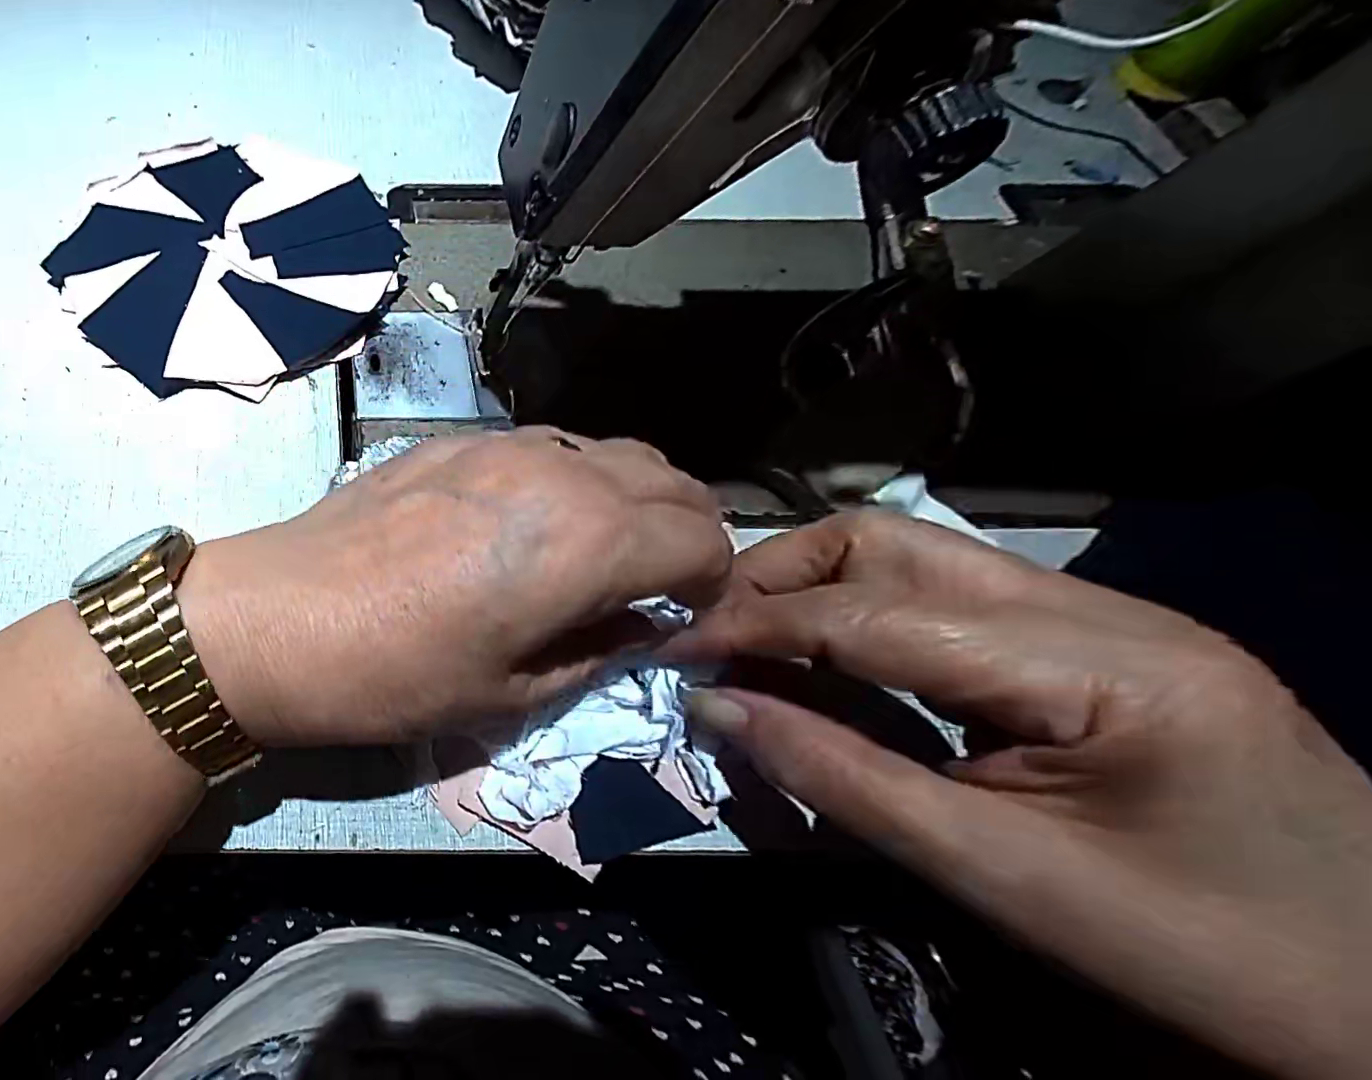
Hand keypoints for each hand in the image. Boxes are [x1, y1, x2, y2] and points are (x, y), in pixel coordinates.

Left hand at [177, 428, 730, 746]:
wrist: (279, 618)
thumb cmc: (394, 673)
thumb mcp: (510, 691)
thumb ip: (598, 650)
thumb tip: (644, 627)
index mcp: (586, 541)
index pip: (704, 540)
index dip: (712, 581)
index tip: (687, 613)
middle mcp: (559, 473)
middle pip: (672, 484)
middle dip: (685, 534)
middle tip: (658, 584)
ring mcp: (505, 445)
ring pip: (613, 452)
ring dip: (633, 499)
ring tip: (603, 550)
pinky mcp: (458, 439)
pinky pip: (551, 445)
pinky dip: (575, 477)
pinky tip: (537, 518)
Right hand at [684, 511, 1371, 1079]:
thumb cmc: (1207, 957)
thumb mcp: (997, 876)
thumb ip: (837, 777)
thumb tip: (713, 707)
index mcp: (1099, 664)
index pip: (870, 612)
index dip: (753, 624)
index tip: (673, 650)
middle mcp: (1093, 607)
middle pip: (886, 541)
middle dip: (776, 579)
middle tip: (711, 638)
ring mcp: (1092, 613)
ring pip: (906, 556)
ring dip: (809, 589)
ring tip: (751, 645)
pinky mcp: (1080, 638)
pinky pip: (934, 598)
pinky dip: (854, 617)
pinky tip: (823, 661)